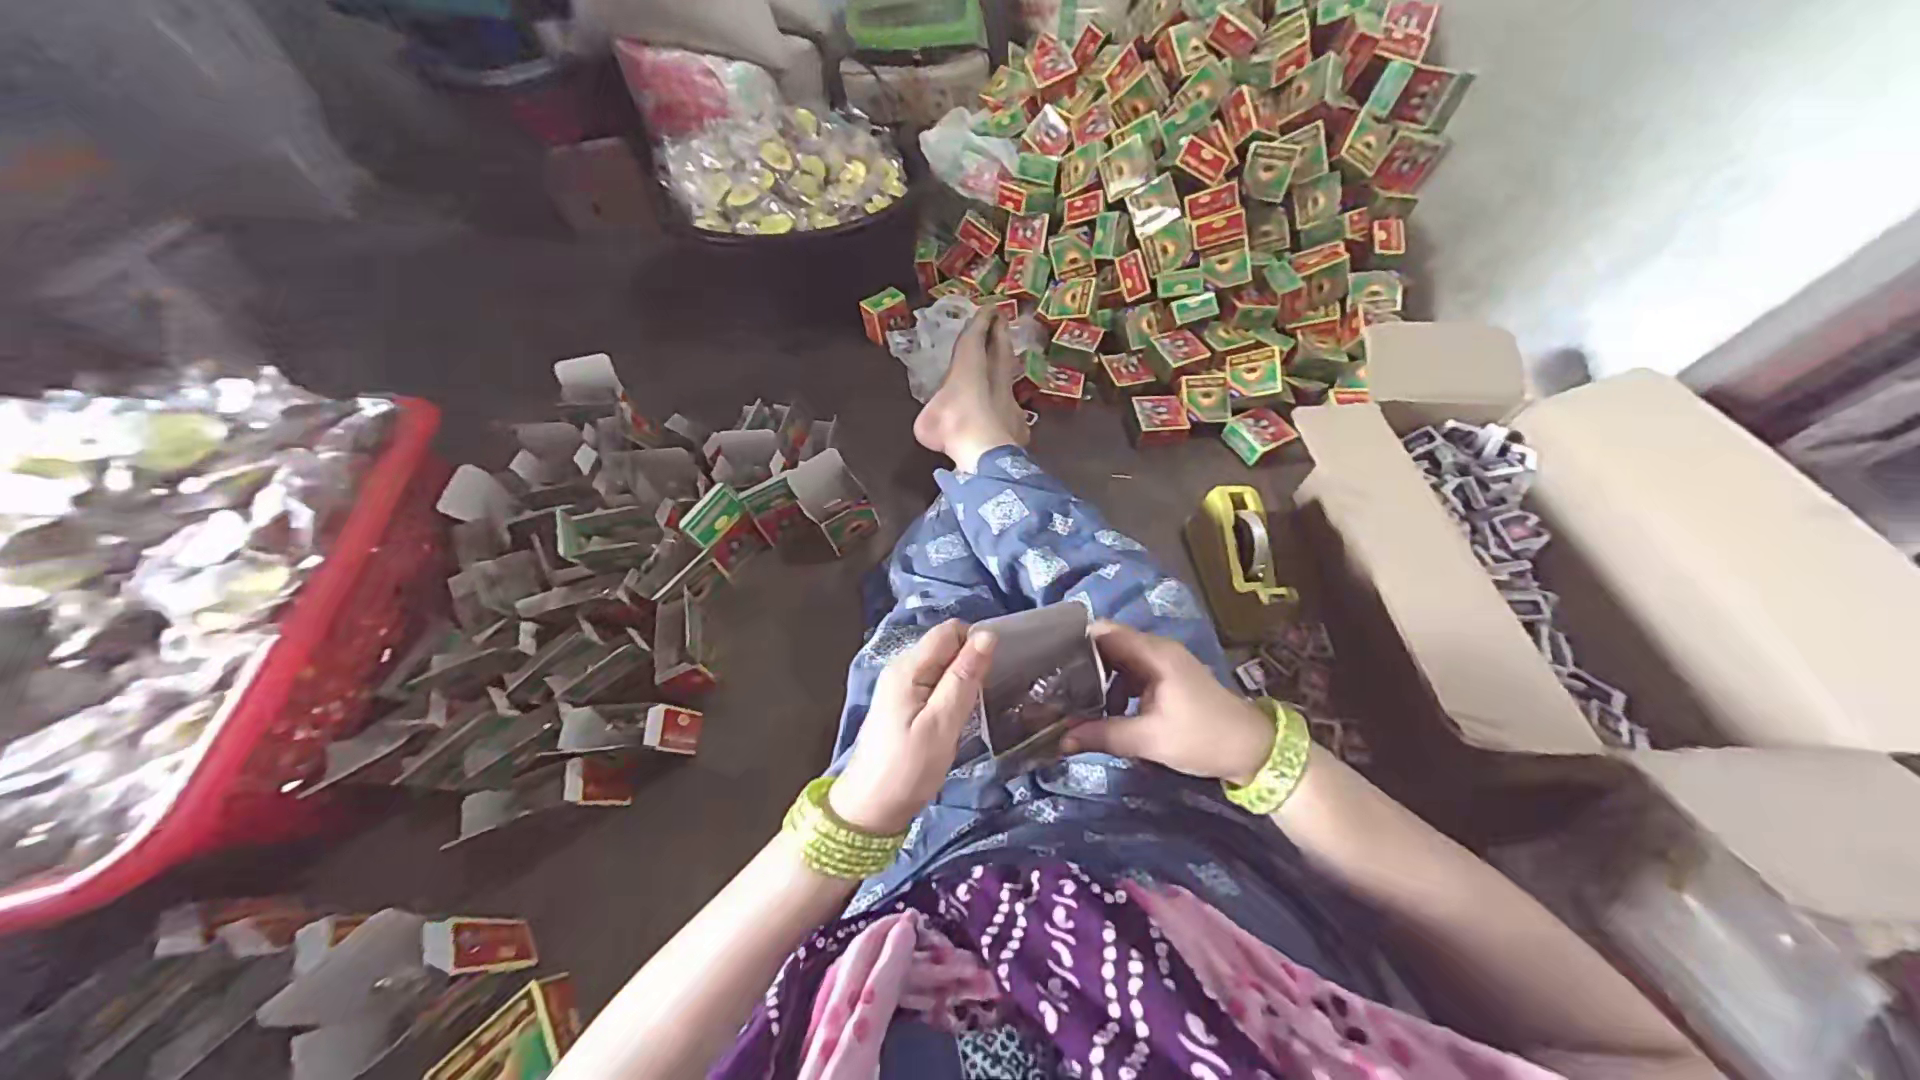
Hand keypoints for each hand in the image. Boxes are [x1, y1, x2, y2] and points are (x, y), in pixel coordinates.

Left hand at [830, 620, 996, 834]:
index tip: (990, 675)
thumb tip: (987, 635)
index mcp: (908, 668)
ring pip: (943, 666)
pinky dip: (950, 695)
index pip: (950, 631)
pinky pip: (934, 684)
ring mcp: (900, 686)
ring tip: (968, 713)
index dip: (975, 644)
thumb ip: (964, 678)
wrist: (870, 809)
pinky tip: (954, 720)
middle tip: (979, 701)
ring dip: (961, 682)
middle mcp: (901, 668)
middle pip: (946, 646)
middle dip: (969, 664)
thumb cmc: (908, 768)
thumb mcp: (942, 723)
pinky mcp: (903, 704)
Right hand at [1061, 621, 1273, 784]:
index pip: (1103, 631)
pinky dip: (1116, 686)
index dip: (1075, 641)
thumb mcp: (1149, 740)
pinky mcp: (1169, 677)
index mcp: (1153, 654)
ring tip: (1075, 700)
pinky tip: (1106, 710)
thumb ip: (1102, 735)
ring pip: (1119, 659)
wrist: (1253, 751)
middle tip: (1055, 683)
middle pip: (1109, 643)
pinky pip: (1132, 672)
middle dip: (1082, 662)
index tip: (1050, 661)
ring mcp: (1164, 662)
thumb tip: (1060, 740)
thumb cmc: (1203, 738)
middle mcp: (1157, 649)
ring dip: (1099, 677)